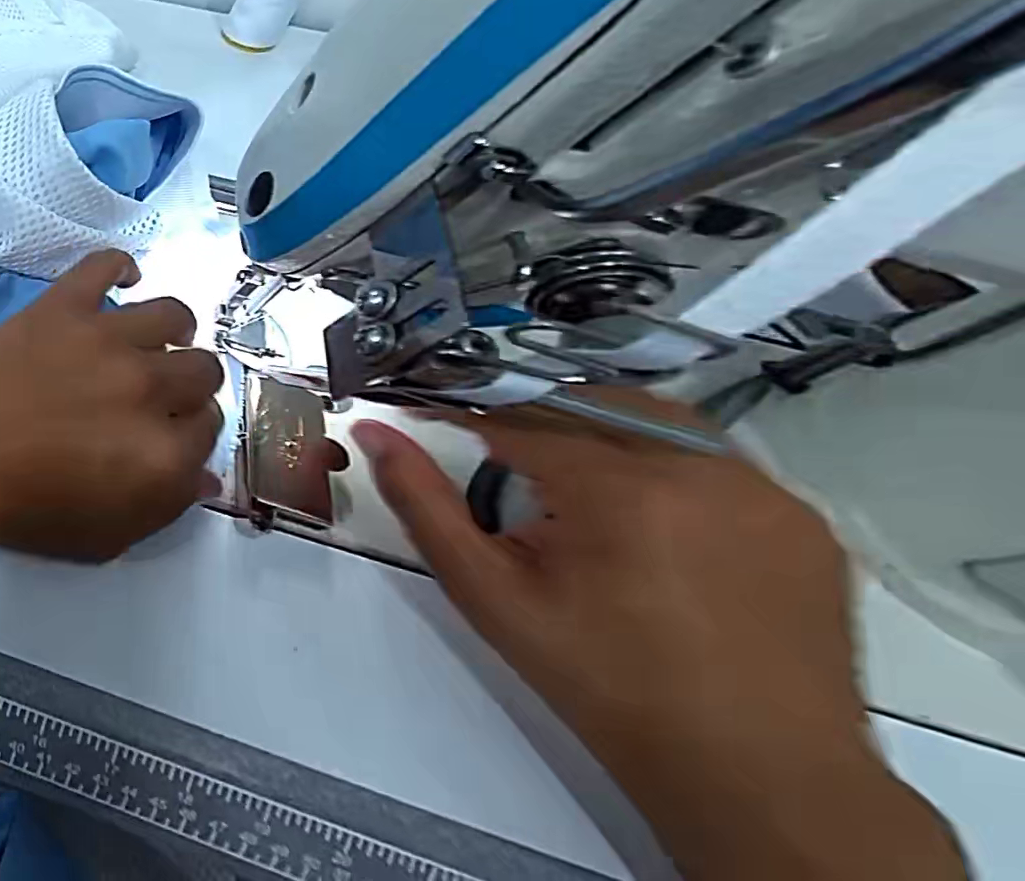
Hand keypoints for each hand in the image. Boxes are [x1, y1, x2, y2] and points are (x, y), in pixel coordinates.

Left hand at [0, 250, 224, 561]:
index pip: (207, 432)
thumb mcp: (99, 537)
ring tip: (159, 341)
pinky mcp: (65, 306)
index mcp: (161, 454)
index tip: (171, 436)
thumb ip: (162, 510)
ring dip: (174, 332)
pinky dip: (119, 267)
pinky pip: (105, 265)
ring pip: (173, 316)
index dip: (192, 435)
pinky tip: (126, 279)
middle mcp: (147, 388)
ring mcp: (106, 339)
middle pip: (202, 373)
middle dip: (190, 389)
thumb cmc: (18, 507)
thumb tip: (206, 480)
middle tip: (161, 396)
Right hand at [351, 390, 964, 879]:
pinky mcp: (798, 515)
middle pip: (583, 400)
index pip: (517, 413)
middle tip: (484, 446)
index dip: (460, 406)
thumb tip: (373, 432)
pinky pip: (706, 454)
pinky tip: (633, 508)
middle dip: (522, 412)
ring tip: (554, 471)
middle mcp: (700, 469)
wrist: (747, 772)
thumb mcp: (485, 590)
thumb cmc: (595, 677)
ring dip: (587, 425)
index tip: (422, 408)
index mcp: (618, 488)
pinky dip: (650, 457)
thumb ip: (421, 501)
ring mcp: (763, 489)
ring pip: (649, 416)